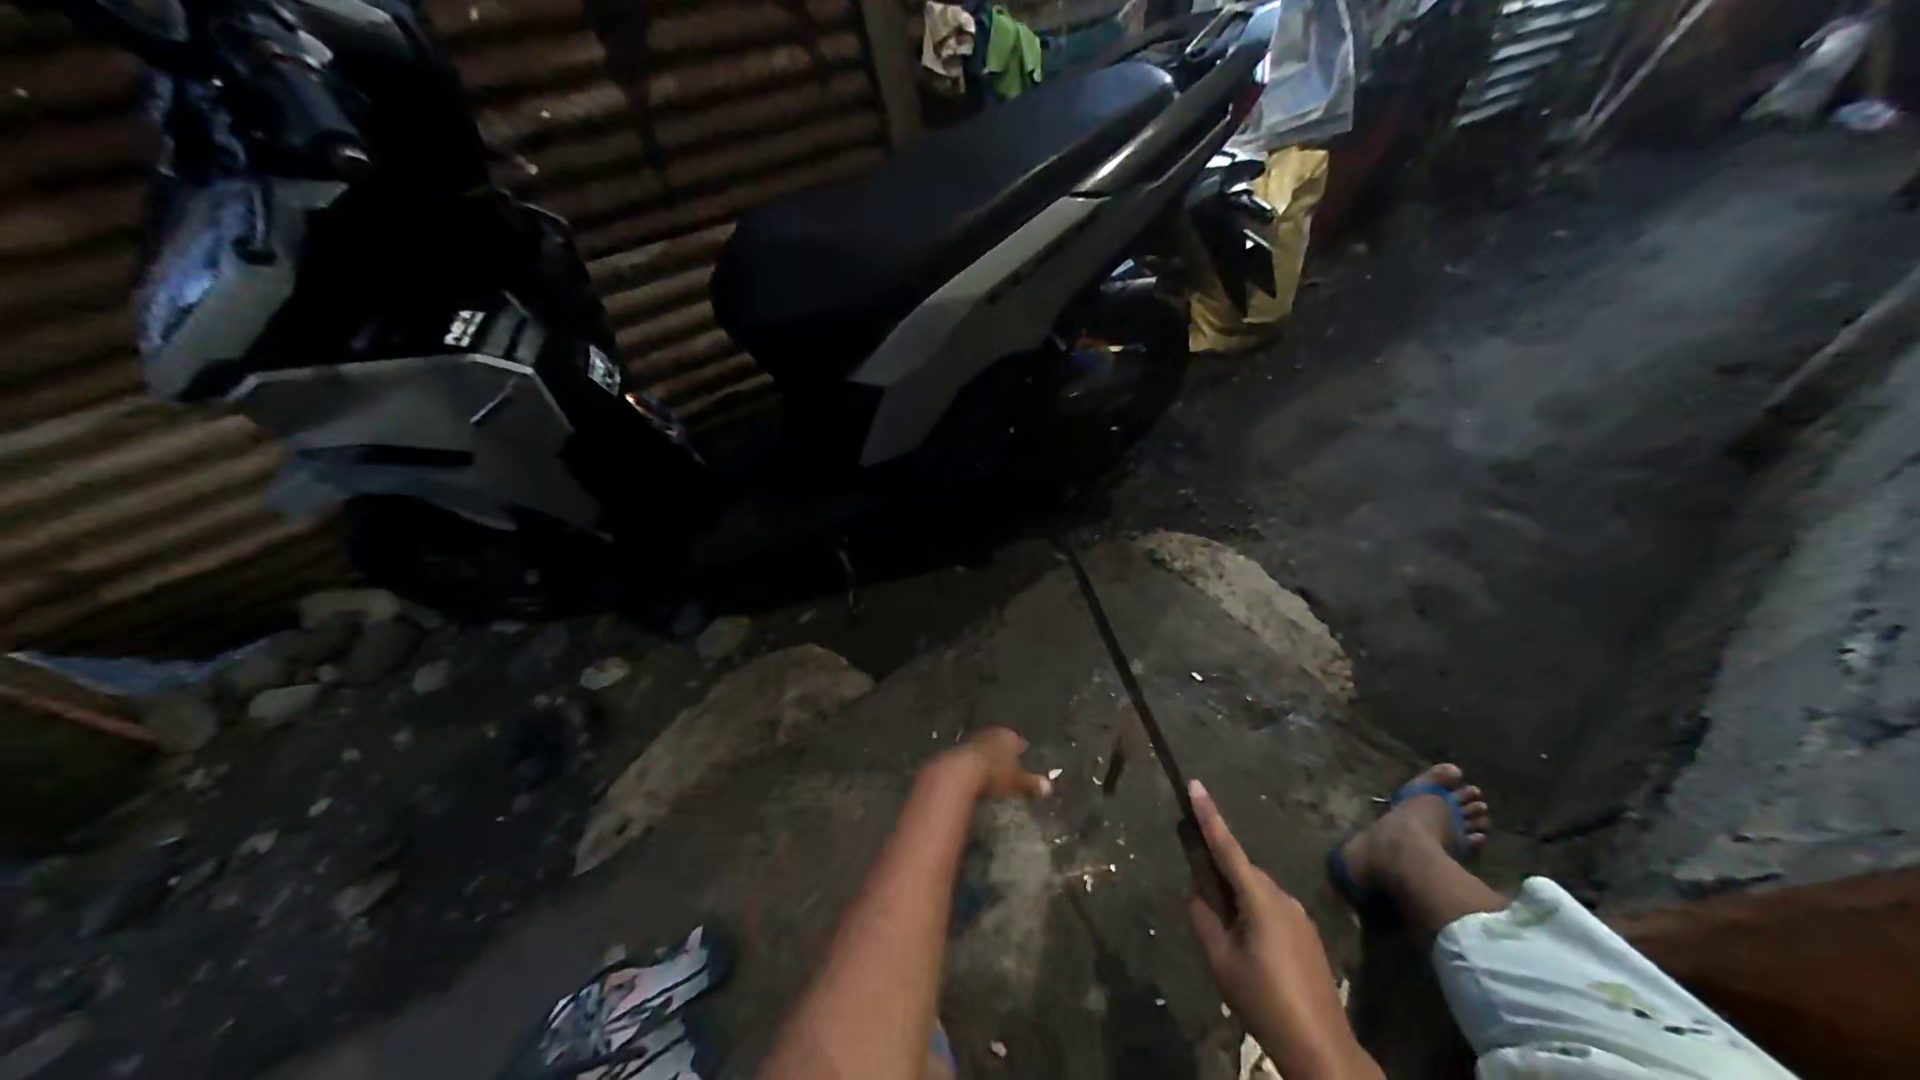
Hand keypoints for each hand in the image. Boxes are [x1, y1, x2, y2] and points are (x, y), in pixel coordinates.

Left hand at [941, 727, 1053, 800]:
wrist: (958, 773)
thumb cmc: (994, 774)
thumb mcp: (1018, 782)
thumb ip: (1033, 784)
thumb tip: (1048, 787)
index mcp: (1008, 735)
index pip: (1020, 742)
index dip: (1023, 755)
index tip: (1024, 766)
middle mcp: (991, 732)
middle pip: (1001, 744)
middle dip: (1004, 756)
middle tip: (1009, 772)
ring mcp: (972, 739)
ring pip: (985, 749)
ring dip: (988, 760)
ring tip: (992, 777)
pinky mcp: (956, 750)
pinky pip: (971, 757)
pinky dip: (974, 765)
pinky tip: (975, 778)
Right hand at [1186, 780, 1381, 1079]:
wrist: (1321, 1048)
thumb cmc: (1264, 1001)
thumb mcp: (1220, 960)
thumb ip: (1203, 917)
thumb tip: (1198, 894)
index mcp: (1259, 898)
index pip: (1226, 847)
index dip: (1209, 815)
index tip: (1195, 784)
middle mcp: (1281, 896)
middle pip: (1240, 871)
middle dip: (1218, 879)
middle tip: (1203, 910)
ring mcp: (1298, 915)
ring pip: (1255, 892)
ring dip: (1236, 903)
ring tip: (1228, 945)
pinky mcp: (1307, 934)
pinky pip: (1270, 910)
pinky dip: (1252, 917)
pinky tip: (1251, 954)